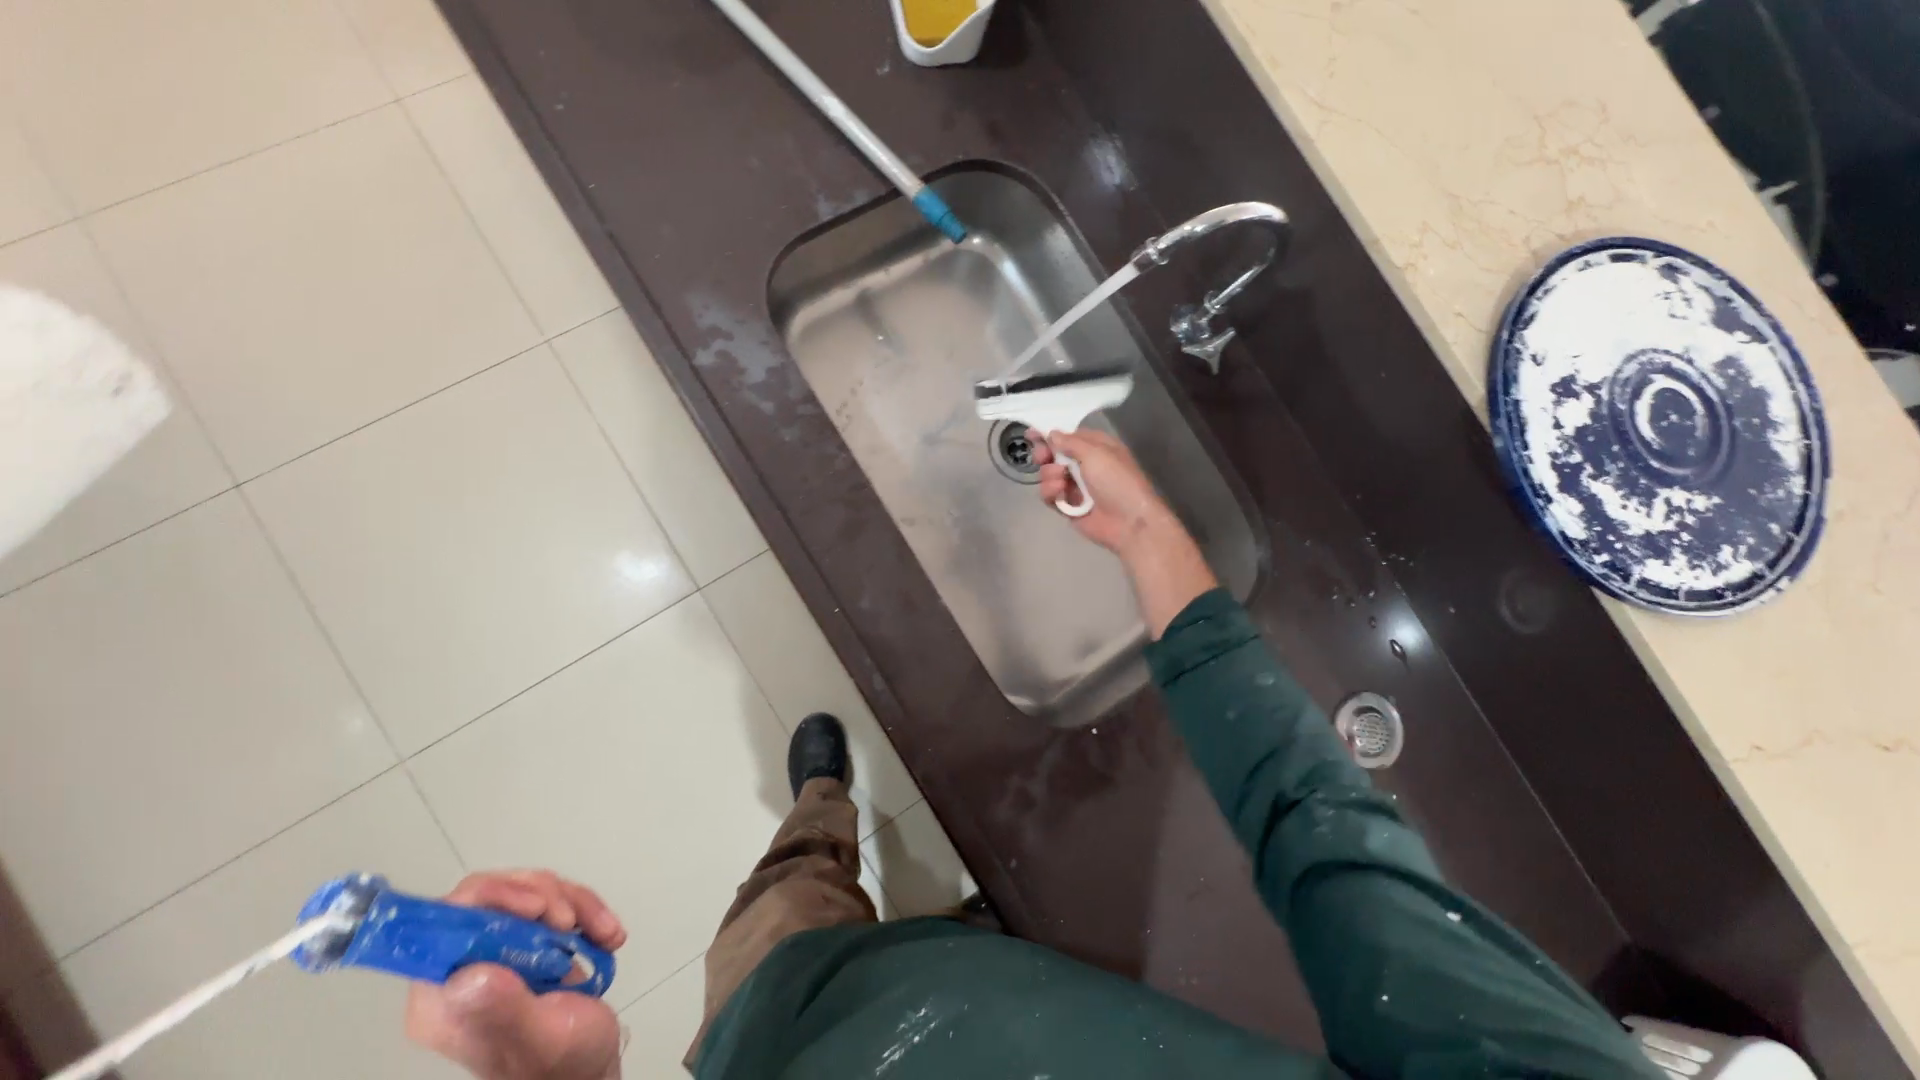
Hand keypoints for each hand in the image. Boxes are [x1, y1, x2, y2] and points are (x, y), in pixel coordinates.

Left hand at [406, 871, 628, 1079]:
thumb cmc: (563, 1065)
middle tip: (572, 924)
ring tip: (605, 935)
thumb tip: (466, 977)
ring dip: (575, 904)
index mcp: (442, 997)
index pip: (449, 921)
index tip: (540, 907)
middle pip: (495, 896)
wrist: (590, 1072)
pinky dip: (588, 912)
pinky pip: (555, 903)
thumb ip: (501, 1009)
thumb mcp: (537, 1040)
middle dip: (545, 898)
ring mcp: (497, 954)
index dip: (494, 897)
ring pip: (530, 892)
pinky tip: (609, 937)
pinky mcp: (529, 945)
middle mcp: (461, 969)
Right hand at [1032, 429, 1181, 555]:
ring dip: (1049, 475)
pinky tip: (1059, 493)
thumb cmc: (1116, 481)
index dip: (1050, 434)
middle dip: (1045, 455)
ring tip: (1061, 481)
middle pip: (1054, 454)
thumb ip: (1070, 442)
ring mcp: (1075, 486)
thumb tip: (1052, 434)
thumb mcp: (1096, 454)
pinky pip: (1049, 494)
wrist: (1128, 522)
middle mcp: (1084, 465)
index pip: (1068, 436)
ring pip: (1048, 474)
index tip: (1031, 434)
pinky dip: (1050, 492)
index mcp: (1096, 448)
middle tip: (1042, 457)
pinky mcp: (1067, 505)